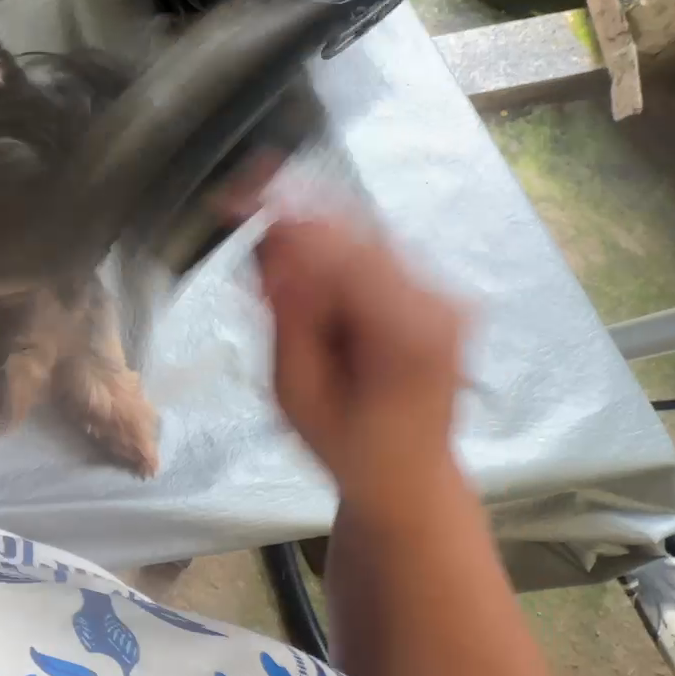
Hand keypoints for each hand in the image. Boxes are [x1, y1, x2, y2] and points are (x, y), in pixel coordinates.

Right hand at [255, 216, 467, 515]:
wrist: (408, 475)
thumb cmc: (345, 443)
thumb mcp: (295, 388)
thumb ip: (288, 315)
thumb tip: (271, 250)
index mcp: (407, 329)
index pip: (339, 249)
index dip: (283, 217)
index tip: (232, 200)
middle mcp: (438, 300)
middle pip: (351, 233)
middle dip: (289, 229)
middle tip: (241, 244)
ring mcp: (443, 294)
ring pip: (358, 236)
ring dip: (305, 245)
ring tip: (269, 285)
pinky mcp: (433, 293)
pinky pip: (368, 253)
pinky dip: (325, 257)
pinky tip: (299, 287)